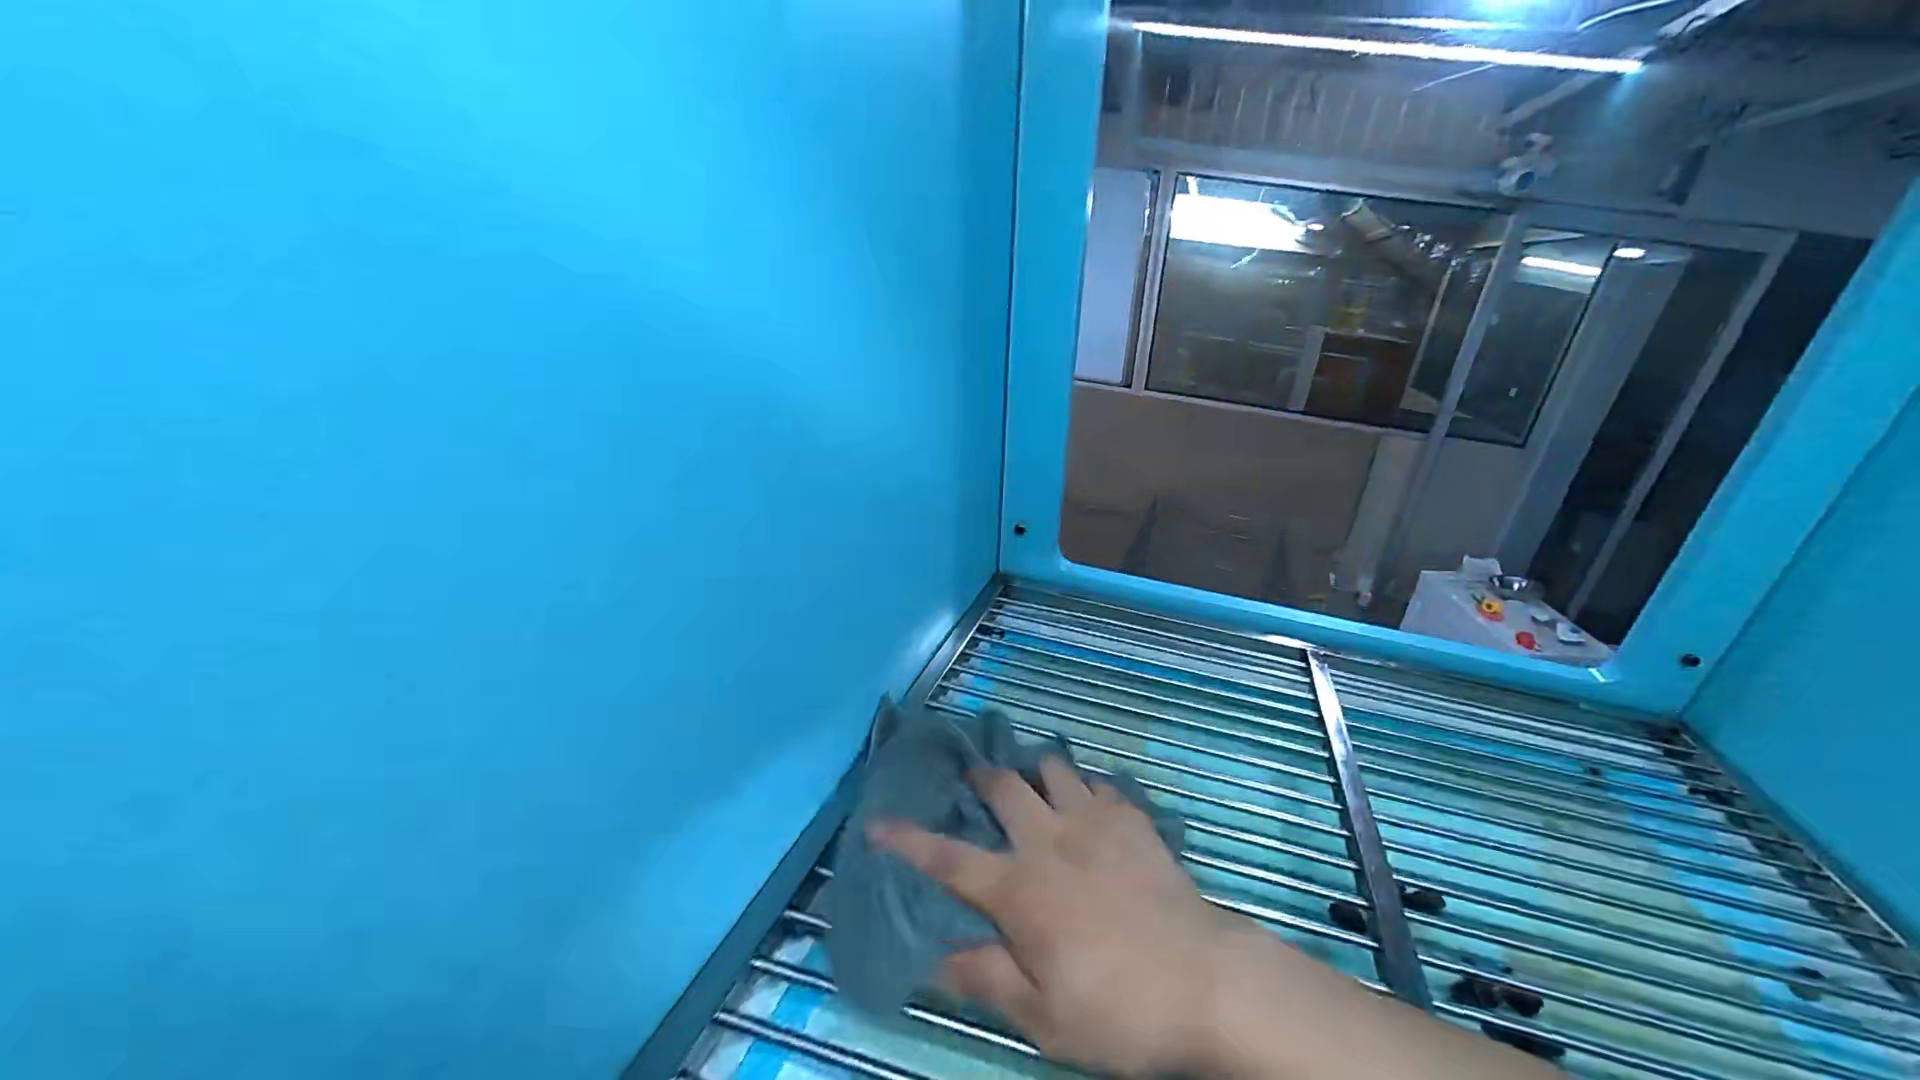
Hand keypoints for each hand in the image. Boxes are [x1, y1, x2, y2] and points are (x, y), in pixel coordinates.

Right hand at [868, 759, 1237, 1077]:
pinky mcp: (1133, 820)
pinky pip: (1101, 783)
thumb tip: (935, 958)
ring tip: (1032, 781)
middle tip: (974, 780)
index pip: (948, 859)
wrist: (1207, 982)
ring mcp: (1095, 822)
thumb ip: (987, 979)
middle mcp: (1049, 841)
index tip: (877, 822)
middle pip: (1003, 788)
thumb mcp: (1043, 1017)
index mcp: (1019, 889)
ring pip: (1053, 769)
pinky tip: (1089, 800)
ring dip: (1036, 770)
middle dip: (981, 778)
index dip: (907, 840)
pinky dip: (1086, 785)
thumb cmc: (1118, 1008)